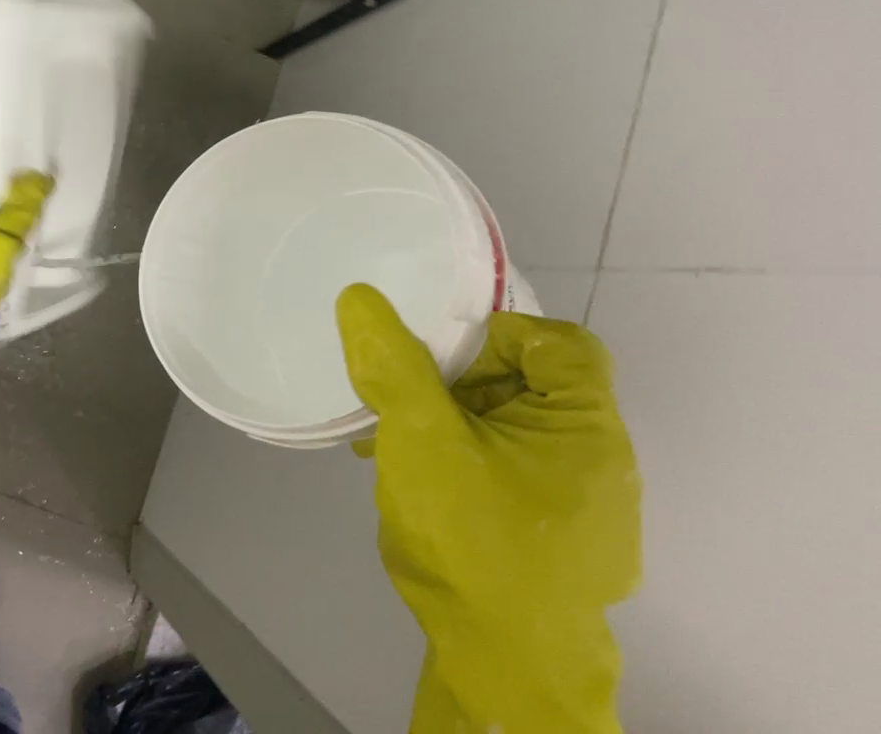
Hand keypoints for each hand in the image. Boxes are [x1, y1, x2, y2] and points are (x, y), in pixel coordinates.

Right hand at [337, 283, 641, 733]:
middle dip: (454, 380)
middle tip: (397, 396)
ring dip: (445, 420)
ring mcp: (576, 503)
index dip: (496, 333)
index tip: (433, 352)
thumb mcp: (421, 438)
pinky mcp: (549, 535)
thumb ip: (393, 365)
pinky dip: (456, 458)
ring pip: (506, 428)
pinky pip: (501, 469)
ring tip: (388, 440)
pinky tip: (409, 477)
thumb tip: (359, 297)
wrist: (499, 656)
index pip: (558, 343)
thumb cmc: (472, 535)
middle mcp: (595, 459)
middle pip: (527, 382)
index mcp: (585, 427)